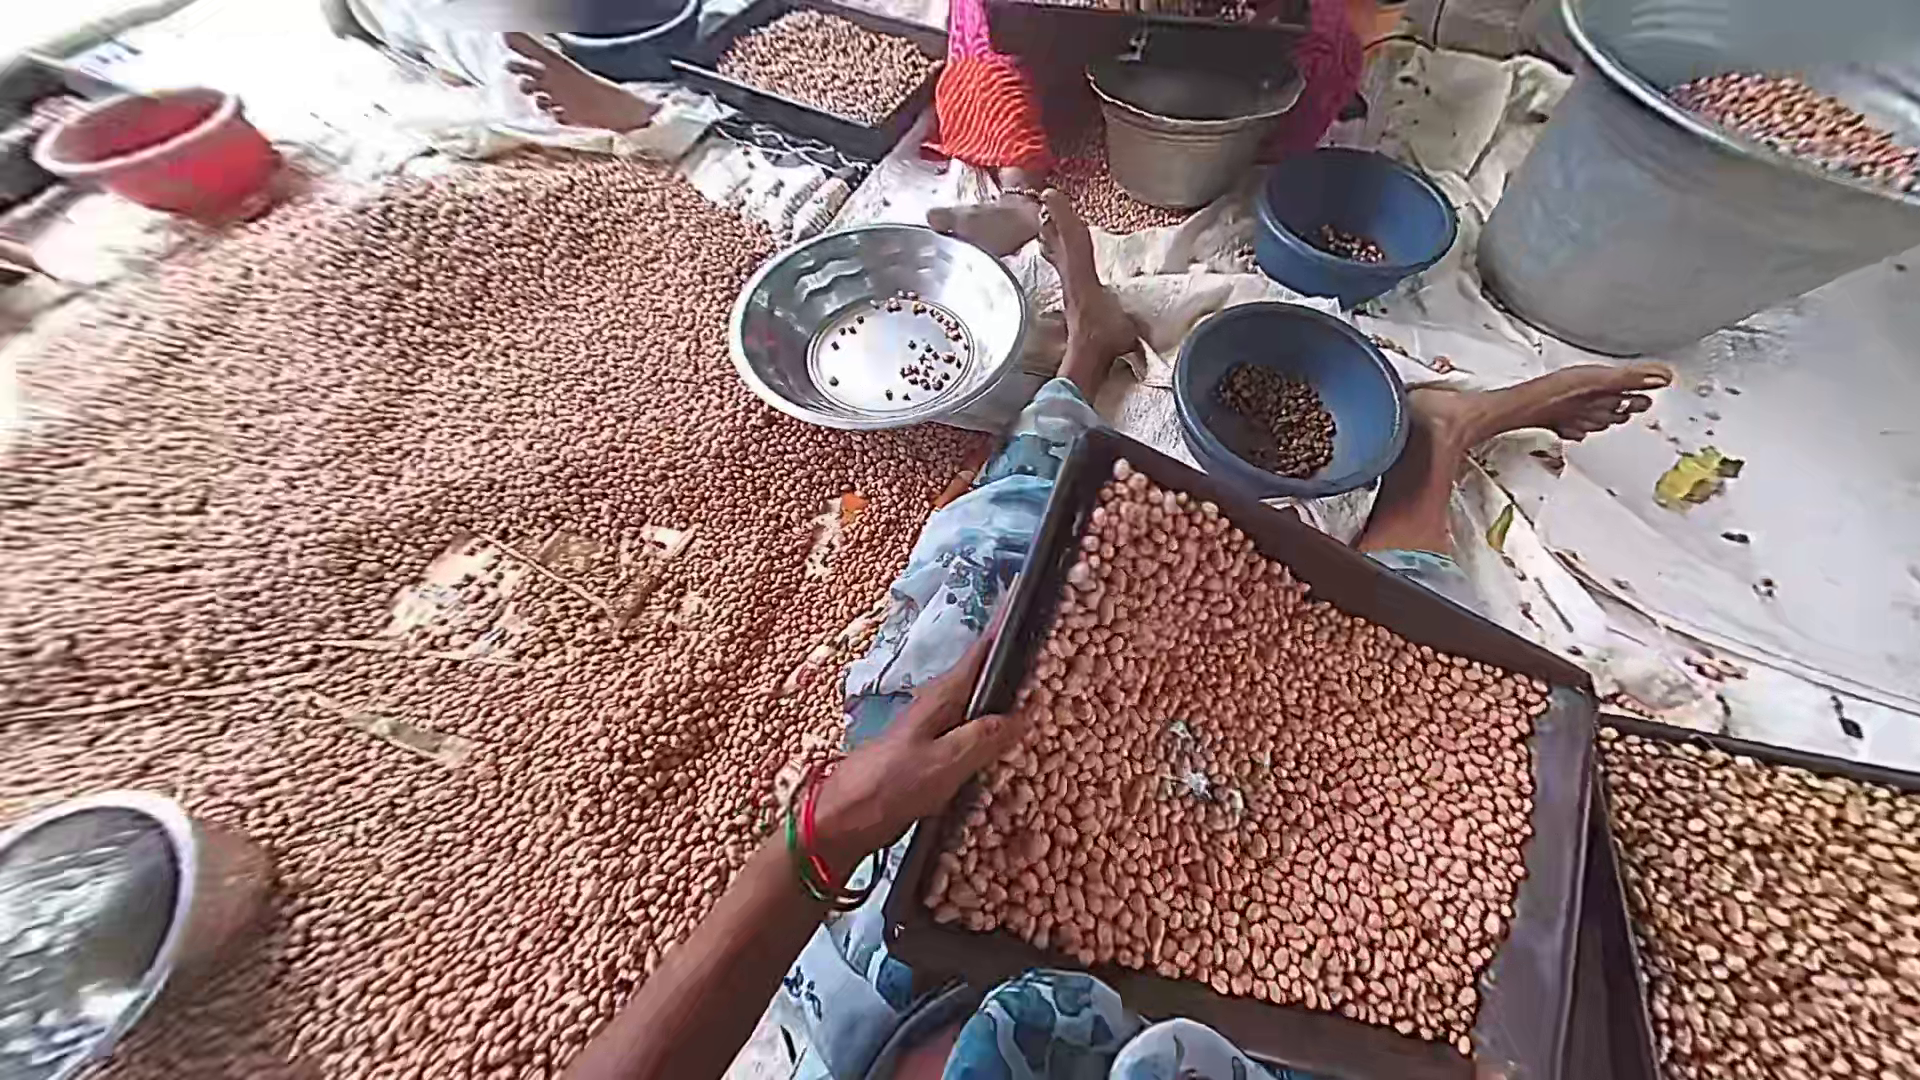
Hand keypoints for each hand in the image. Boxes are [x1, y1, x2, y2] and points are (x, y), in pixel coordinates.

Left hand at [809, 629, 1027, 877]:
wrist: (847, 815)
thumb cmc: (894, 783)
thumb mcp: (946, 761)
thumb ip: (984, 737)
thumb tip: (1023, 716)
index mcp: (943, 694)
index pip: (980, 652)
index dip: (1004, 632)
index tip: (1028, 611)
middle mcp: (939, 703)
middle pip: (983, 678)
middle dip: (1013, 668)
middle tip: (1050, 663)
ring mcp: (934, 727)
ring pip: (978, 706)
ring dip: (1004, 701)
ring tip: (1039, 701)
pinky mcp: (930, 750)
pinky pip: (970, 732)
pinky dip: (991, 731)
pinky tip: (1007, 747)